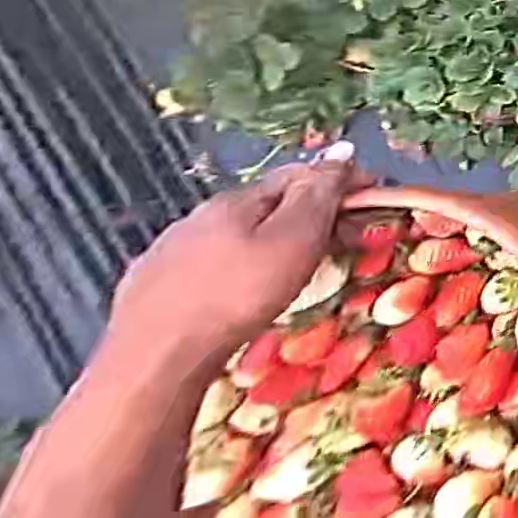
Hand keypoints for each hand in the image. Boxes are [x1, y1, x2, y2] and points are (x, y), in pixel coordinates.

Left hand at [105, 143, 369, 366]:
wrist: (151, 368)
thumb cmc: (238, 296)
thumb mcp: (297, 236)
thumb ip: (321, 191)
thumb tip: (342, 150)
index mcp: (235, 199)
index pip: (299, 174)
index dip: (340, 181)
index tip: (371, 196)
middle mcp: (197, 216)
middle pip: (267, 204)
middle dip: (310, 214)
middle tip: (345, 238)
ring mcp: (166, 254)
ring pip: (234, 234)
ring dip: (270, 240)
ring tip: (295, 266)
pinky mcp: (146, 291)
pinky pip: (206, 265)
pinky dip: (235, 267)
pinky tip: (239, 289)